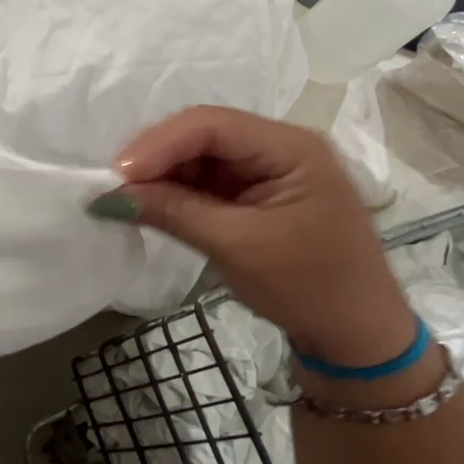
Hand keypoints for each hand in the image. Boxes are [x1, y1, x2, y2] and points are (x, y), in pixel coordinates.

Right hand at [90, 106, 413, 367]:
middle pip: (201, 133)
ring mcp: (266, 169)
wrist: (357, 338)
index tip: (117, 175)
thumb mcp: (236, 247)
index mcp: (290, 147)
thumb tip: (105, 197)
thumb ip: (171, 212)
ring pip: (198, 155)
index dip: (158, 144)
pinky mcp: (254, 193)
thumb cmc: (308, 287)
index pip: (210, 125)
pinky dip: (174, 190)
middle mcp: (278, 146)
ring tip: (124, 197)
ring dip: (160, 174)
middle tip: (112, 186)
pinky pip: (204, 178)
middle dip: (155, 157)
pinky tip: (149, 204)